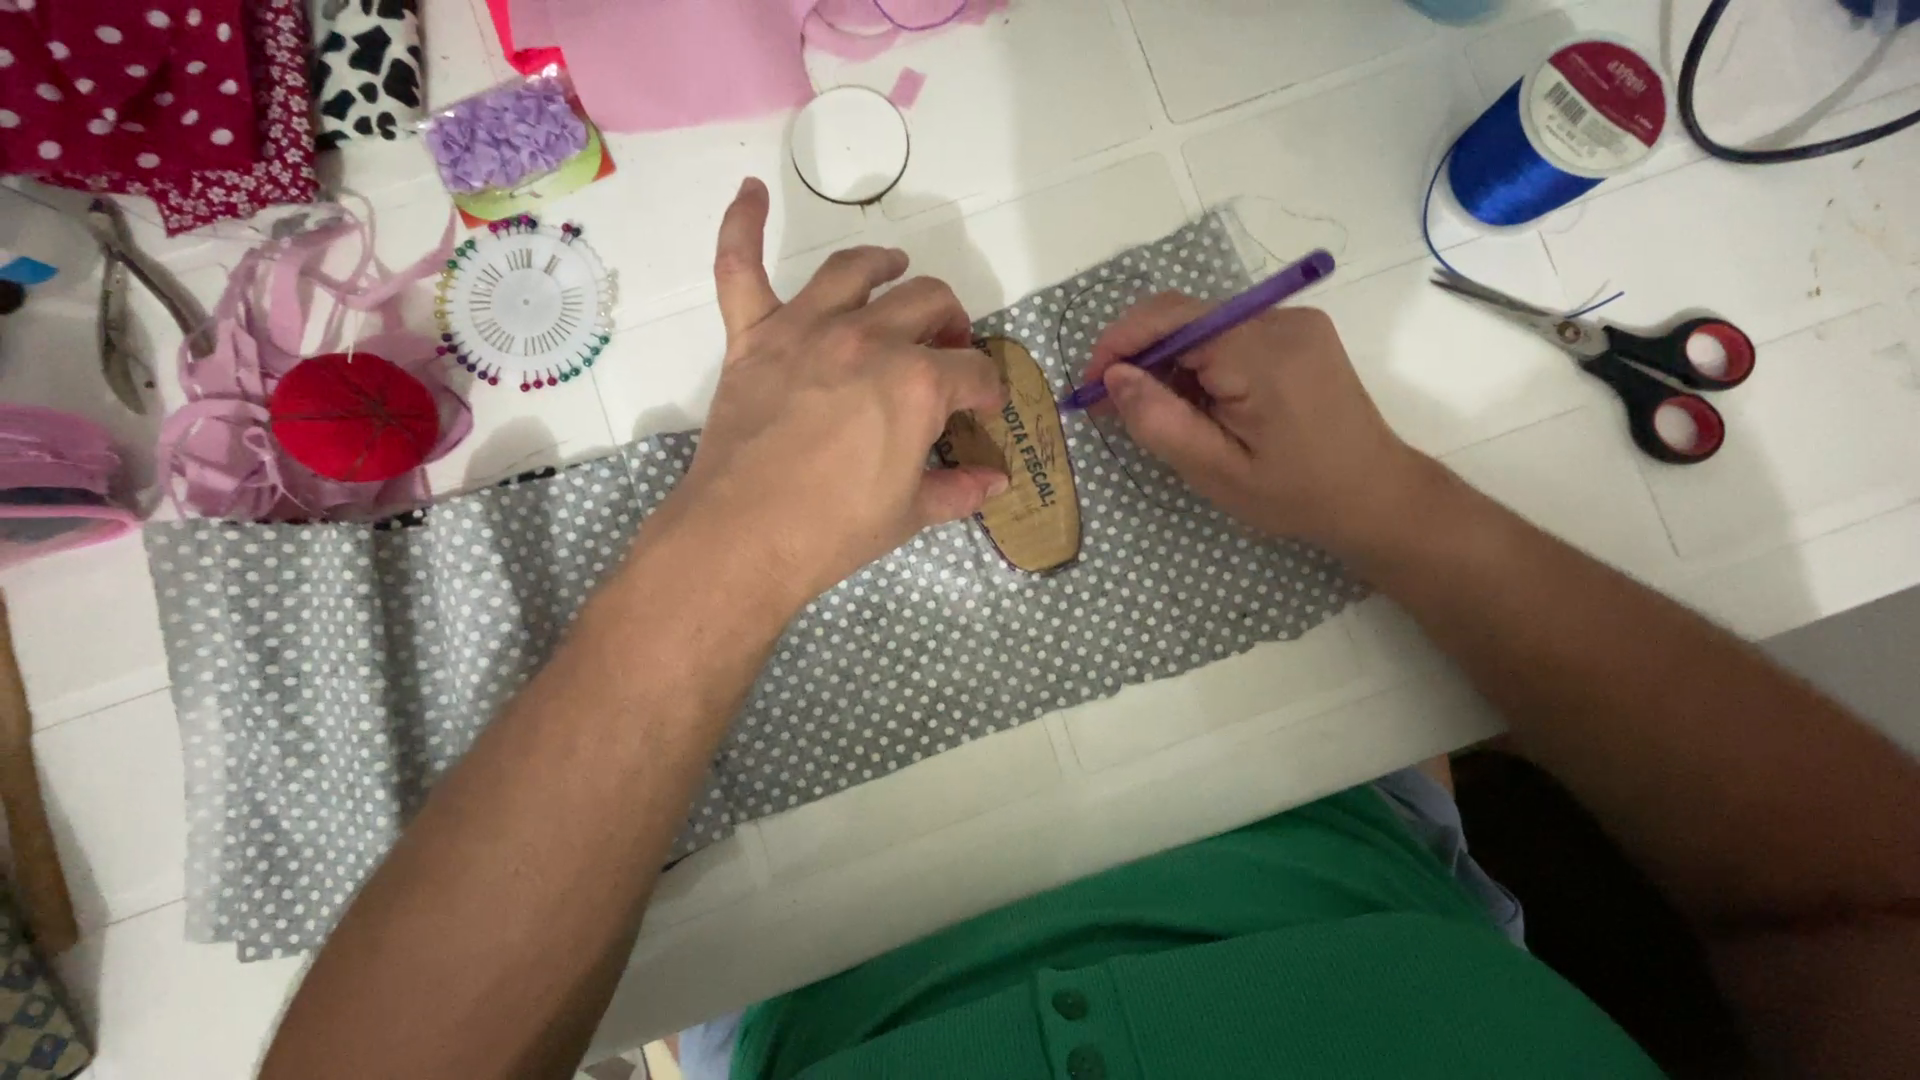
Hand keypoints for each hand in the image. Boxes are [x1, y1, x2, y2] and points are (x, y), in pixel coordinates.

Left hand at [645, 178, 1009, 610]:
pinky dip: (742, 225)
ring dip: (883, 263)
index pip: (972, 371)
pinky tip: (750, 190)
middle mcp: (869, 339)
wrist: (745, 537)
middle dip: (951, 323)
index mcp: (918, 383)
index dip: (987, 390)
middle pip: (927, 303)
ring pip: (854, 270)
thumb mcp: (911, 514)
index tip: (985, 408)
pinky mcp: (753, 336)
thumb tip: (998, 483)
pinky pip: (740, 267)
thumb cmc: (835, 530)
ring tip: (893, 267)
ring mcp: (807, 331)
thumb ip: (959, 490)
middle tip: (948, 349)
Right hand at [1087, 292, 1430, 552]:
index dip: (1118, 343)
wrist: (1375, 495)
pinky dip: (1199, 364)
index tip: (1090, 387)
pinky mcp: (1298, 334)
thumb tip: (1113, 376)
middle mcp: (1279, 320)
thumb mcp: (1216, 471)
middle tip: (1113, 407)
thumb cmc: (1296, 494)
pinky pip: (1229, 335)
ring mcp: (1293, 322)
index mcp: (1262, 353)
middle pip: (1185, 318)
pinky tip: (1197, 405)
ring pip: (1203, 326)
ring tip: (1157, 414)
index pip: (1170, 318)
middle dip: (1139, 356)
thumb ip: (1160, 421)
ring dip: (1168, 363)